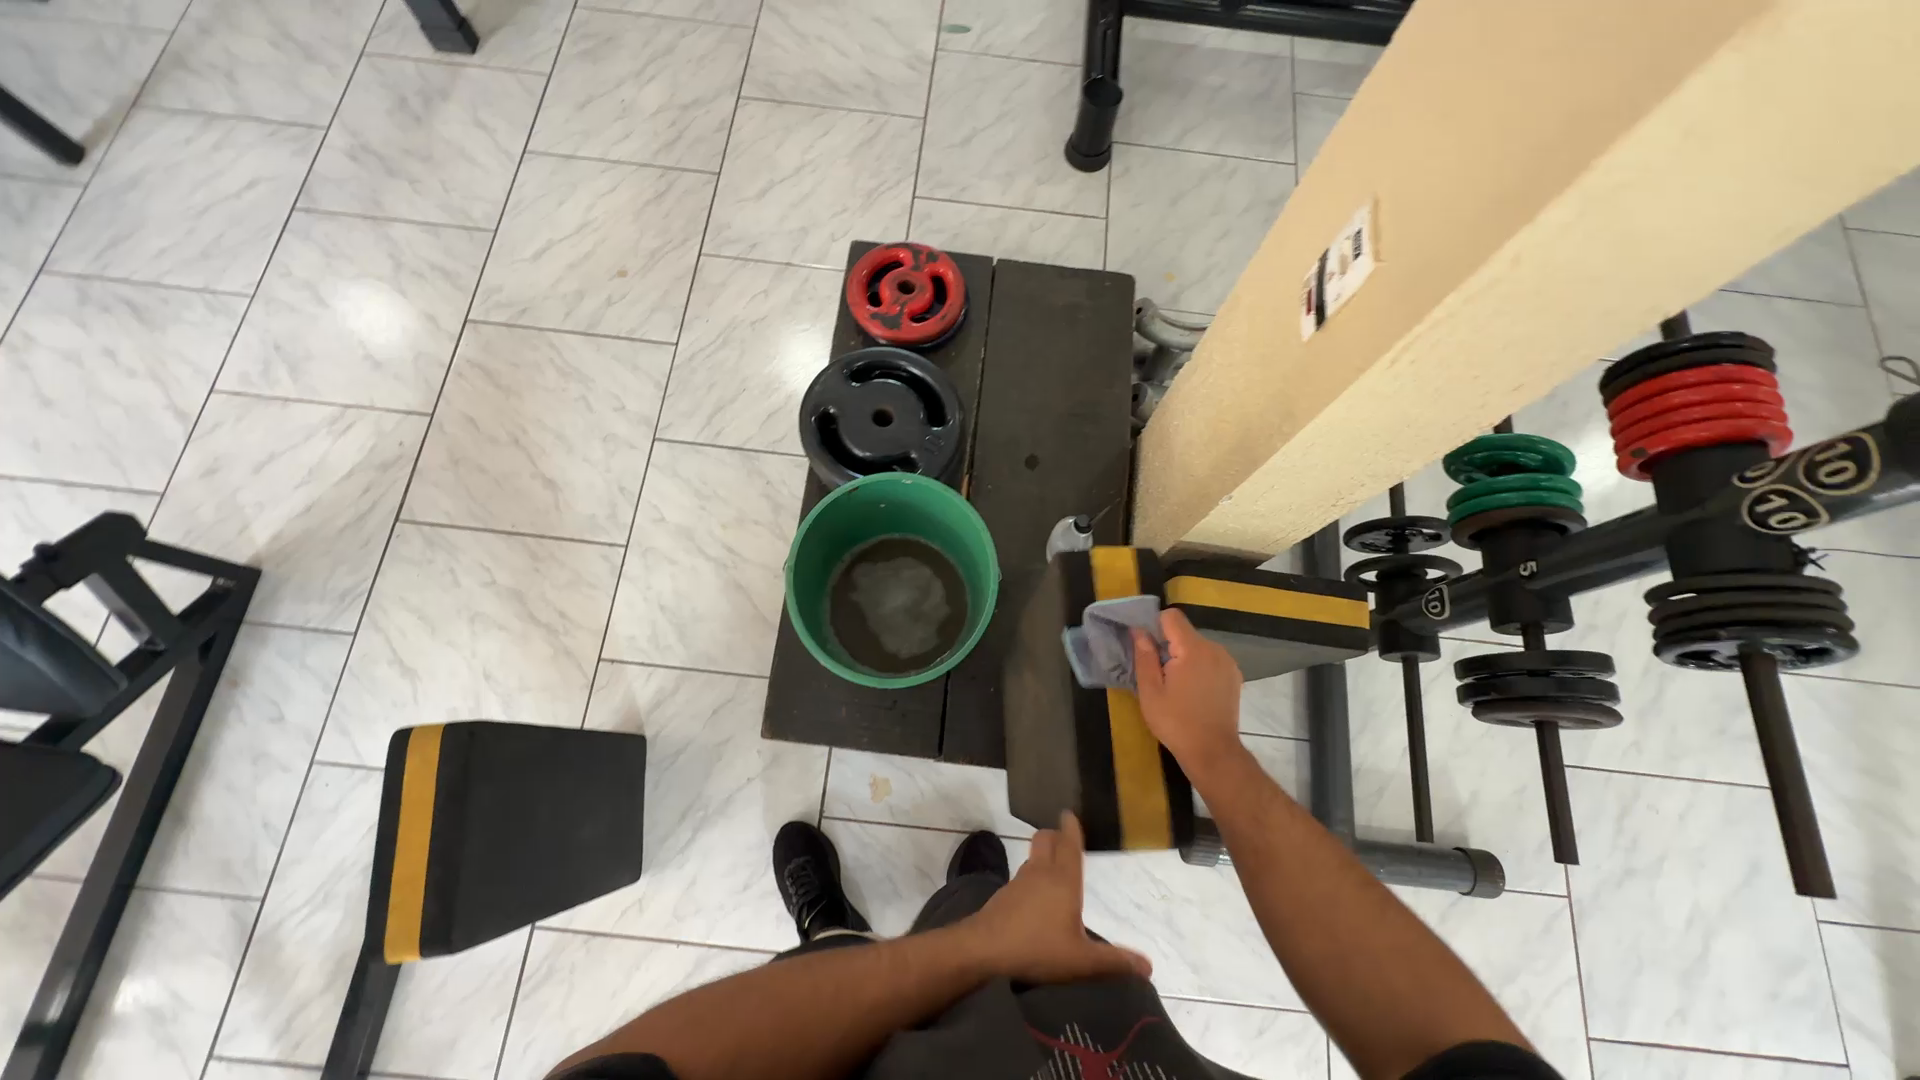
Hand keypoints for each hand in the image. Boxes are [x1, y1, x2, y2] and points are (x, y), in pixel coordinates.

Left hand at [958, 814, 1150, 983]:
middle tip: (1063, 836)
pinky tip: (1035, 898)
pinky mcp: (1004, 896)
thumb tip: (1148, 966)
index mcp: (1063, 880)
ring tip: (1054, 868)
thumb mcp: (1081, 960)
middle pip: (1045, 841)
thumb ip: (1114, 961)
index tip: (1070, 812)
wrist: (984, 949)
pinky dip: (1032, 878)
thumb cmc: (1037, 947)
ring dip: (1042, 856)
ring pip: (1032, 858)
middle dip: (1055, 835)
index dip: (1071, 827)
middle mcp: (1040, 873)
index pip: (1068, 844)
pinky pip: (1022, 877)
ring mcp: (1018, 883)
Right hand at [1132, 610, 1247, 780]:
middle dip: (1169, 646)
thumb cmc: (1176, 722)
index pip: (1172, 616)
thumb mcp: (1150, 691)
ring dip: (1184, 657)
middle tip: (1159, 675)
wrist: (1212, 751)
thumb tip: (1139, 631)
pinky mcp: (1234, 675)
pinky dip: (1199, 667)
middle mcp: (1214, 649)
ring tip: (1177, 686)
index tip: (1147, 648)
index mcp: (1193, 649)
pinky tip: (1194, 691)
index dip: (1155, 627)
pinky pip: (1210, 659)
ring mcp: (1227, 662)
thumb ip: (1144, 656)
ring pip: (1198, 646)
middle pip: (1185, 632)